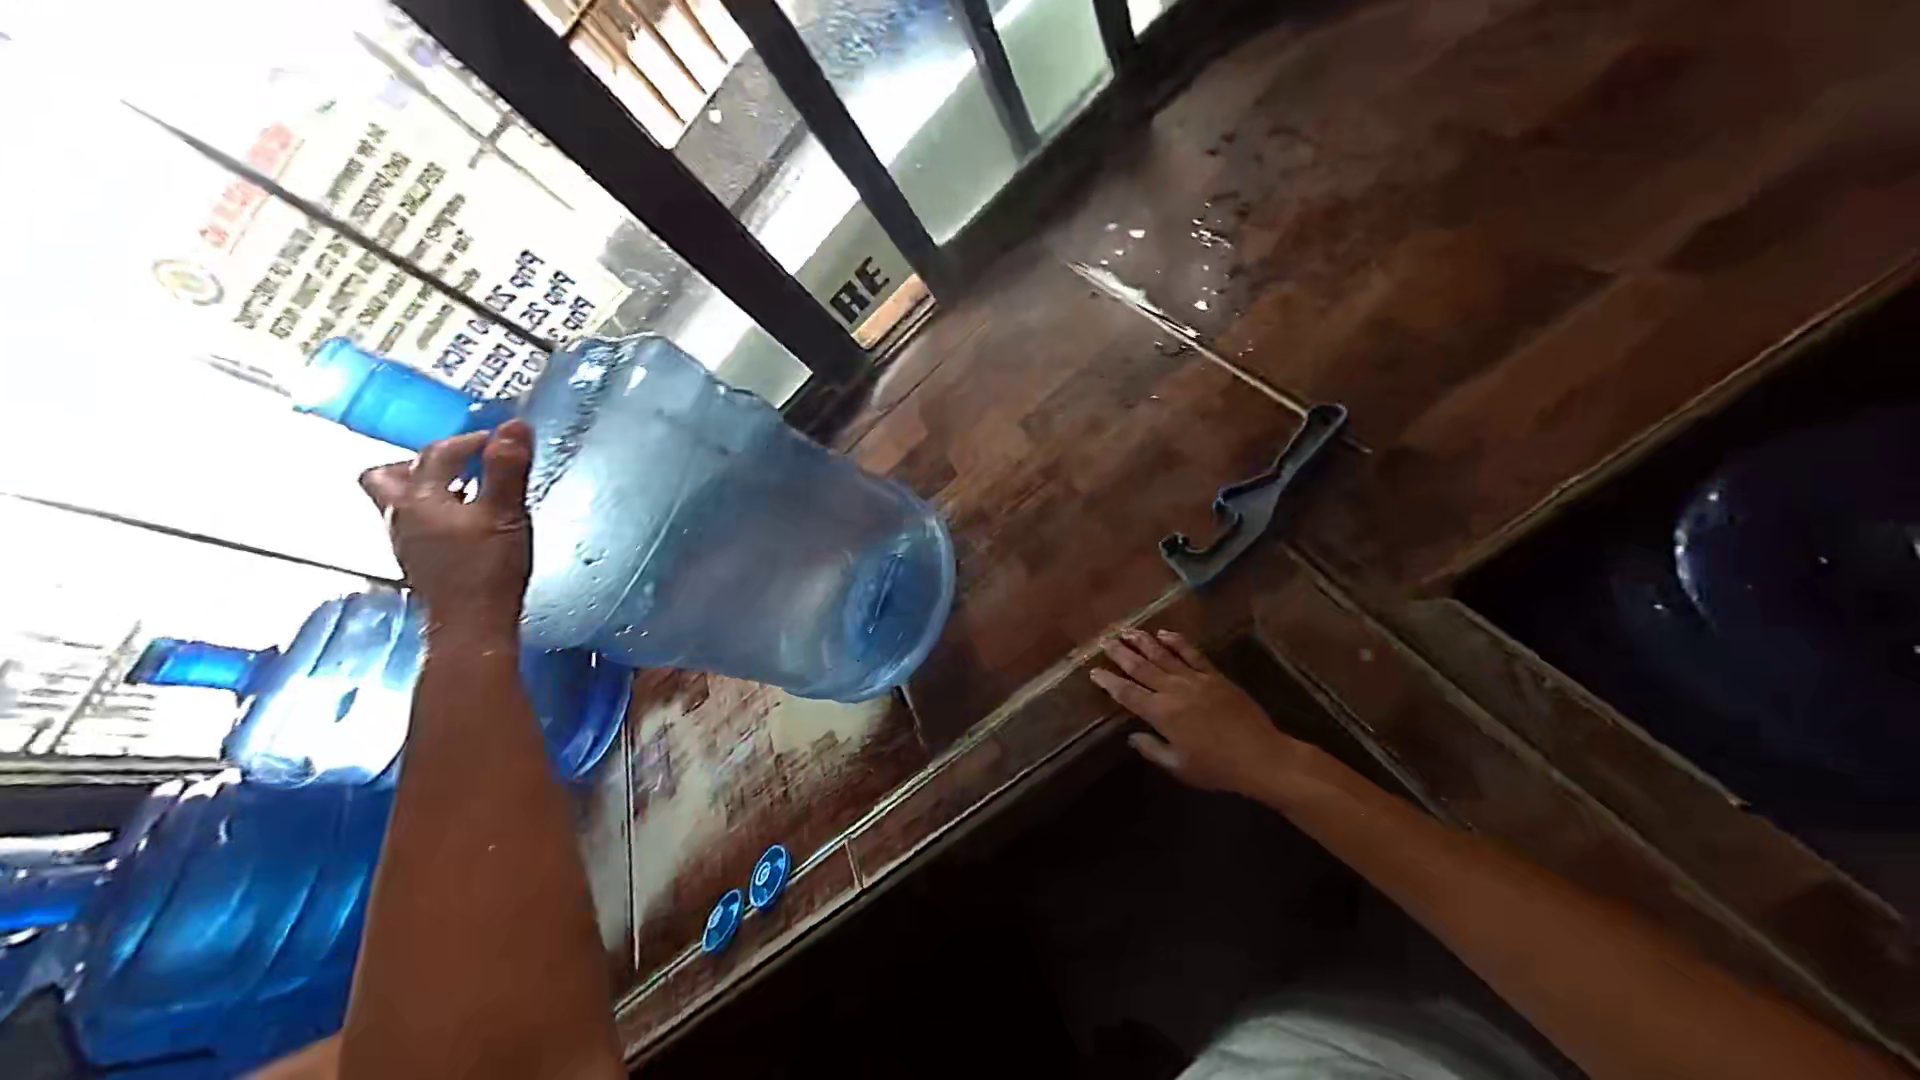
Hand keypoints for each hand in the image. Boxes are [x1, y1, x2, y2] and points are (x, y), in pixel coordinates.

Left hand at [359, 420, 533, 643]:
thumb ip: (508, 469)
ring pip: (402, 501)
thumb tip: (514, 428)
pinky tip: (468, 523)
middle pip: (389, 475)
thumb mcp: (506, 513)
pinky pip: (418, 524)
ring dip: (432, 488)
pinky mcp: (421, 562)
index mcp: (420, 499)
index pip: (439, 454)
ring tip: (468, 489)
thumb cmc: (487, 569)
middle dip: (423, 462)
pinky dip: (440, 513)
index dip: (471, 440)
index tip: (501, 440)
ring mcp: (407, 542)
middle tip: (460, 461)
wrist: (472, 625)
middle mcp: (402, 517)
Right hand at [1091, 628, 1310, 796]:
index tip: (1094, 671)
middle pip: (1140, 667)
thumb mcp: (1179, 767)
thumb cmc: (1217, 768)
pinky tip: (1164, 633)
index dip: (1108, 681)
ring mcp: (1196, 680)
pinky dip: (1177, 641)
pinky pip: (1192, 653)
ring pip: (1163, 655)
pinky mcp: (1215, 676)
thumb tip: (1132, 736)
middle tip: (1104, 640)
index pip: (1127, 693)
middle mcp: (1174, 690)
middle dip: (1120, 653)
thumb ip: (1152, 749)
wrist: (1261, 757)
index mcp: (1161, 713)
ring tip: (1126, 630)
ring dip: (1142, 641)